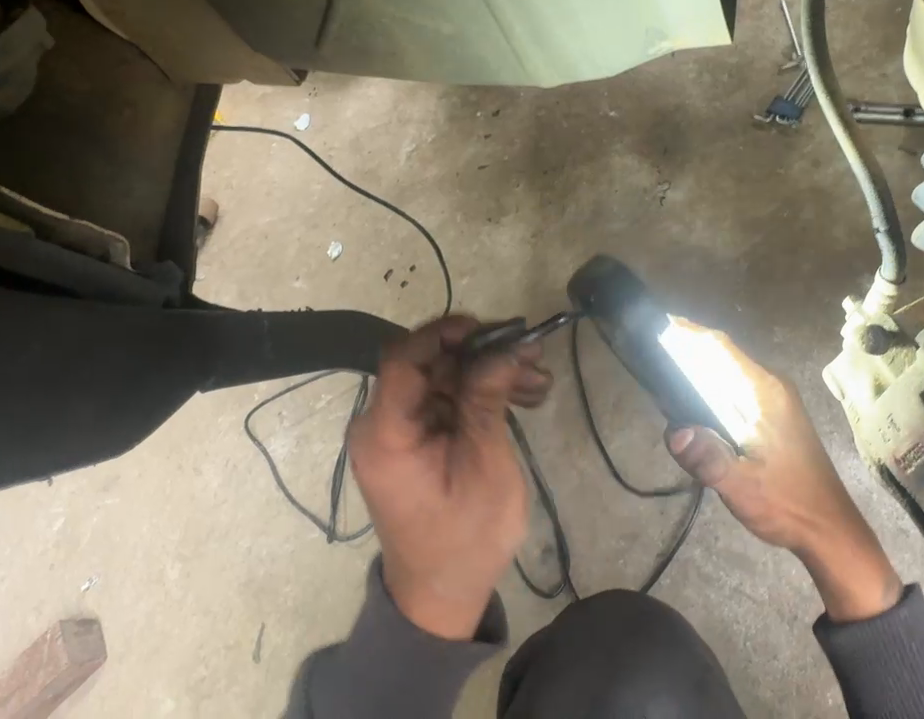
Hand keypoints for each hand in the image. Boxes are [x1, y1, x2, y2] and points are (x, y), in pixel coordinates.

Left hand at [348, 315, 552, 638]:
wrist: (443, 594)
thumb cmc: (464, 538)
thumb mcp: (484, 467)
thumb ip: (487, 401)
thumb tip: (506, 346)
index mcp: (385, 433)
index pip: (404, 359)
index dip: (444, 334)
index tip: (489, 329)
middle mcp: (383, 423)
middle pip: (429, 364)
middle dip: (482, 354)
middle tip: (533, 354)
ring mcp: (400, 429)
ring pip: (444, 377)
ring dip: (490, 372)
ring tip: (540, 380)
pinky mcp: (418, 436)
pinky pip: (447, 399)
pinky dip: (483, 393)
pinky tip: (525, 395)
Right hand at [662, 318, 900, 622]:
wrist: (830, 530)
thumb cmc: (788, 503)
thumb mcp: (742, 485)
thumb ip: (709, 458)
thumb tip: (674, 432)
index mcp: (764, 393)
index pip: (721, 348)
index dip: (690, 334)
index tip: (659, 327)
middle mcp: (770, 389)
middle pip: (722, 359)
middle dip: (687, 357)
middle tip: (650, 363)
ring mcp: (773, 404)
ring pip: (728, 378)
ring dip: (698, 378)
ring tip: (663, 386)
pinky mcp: (772, 420)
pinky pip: (735, 394)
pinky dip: (711, 395)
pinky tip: (692, 414)